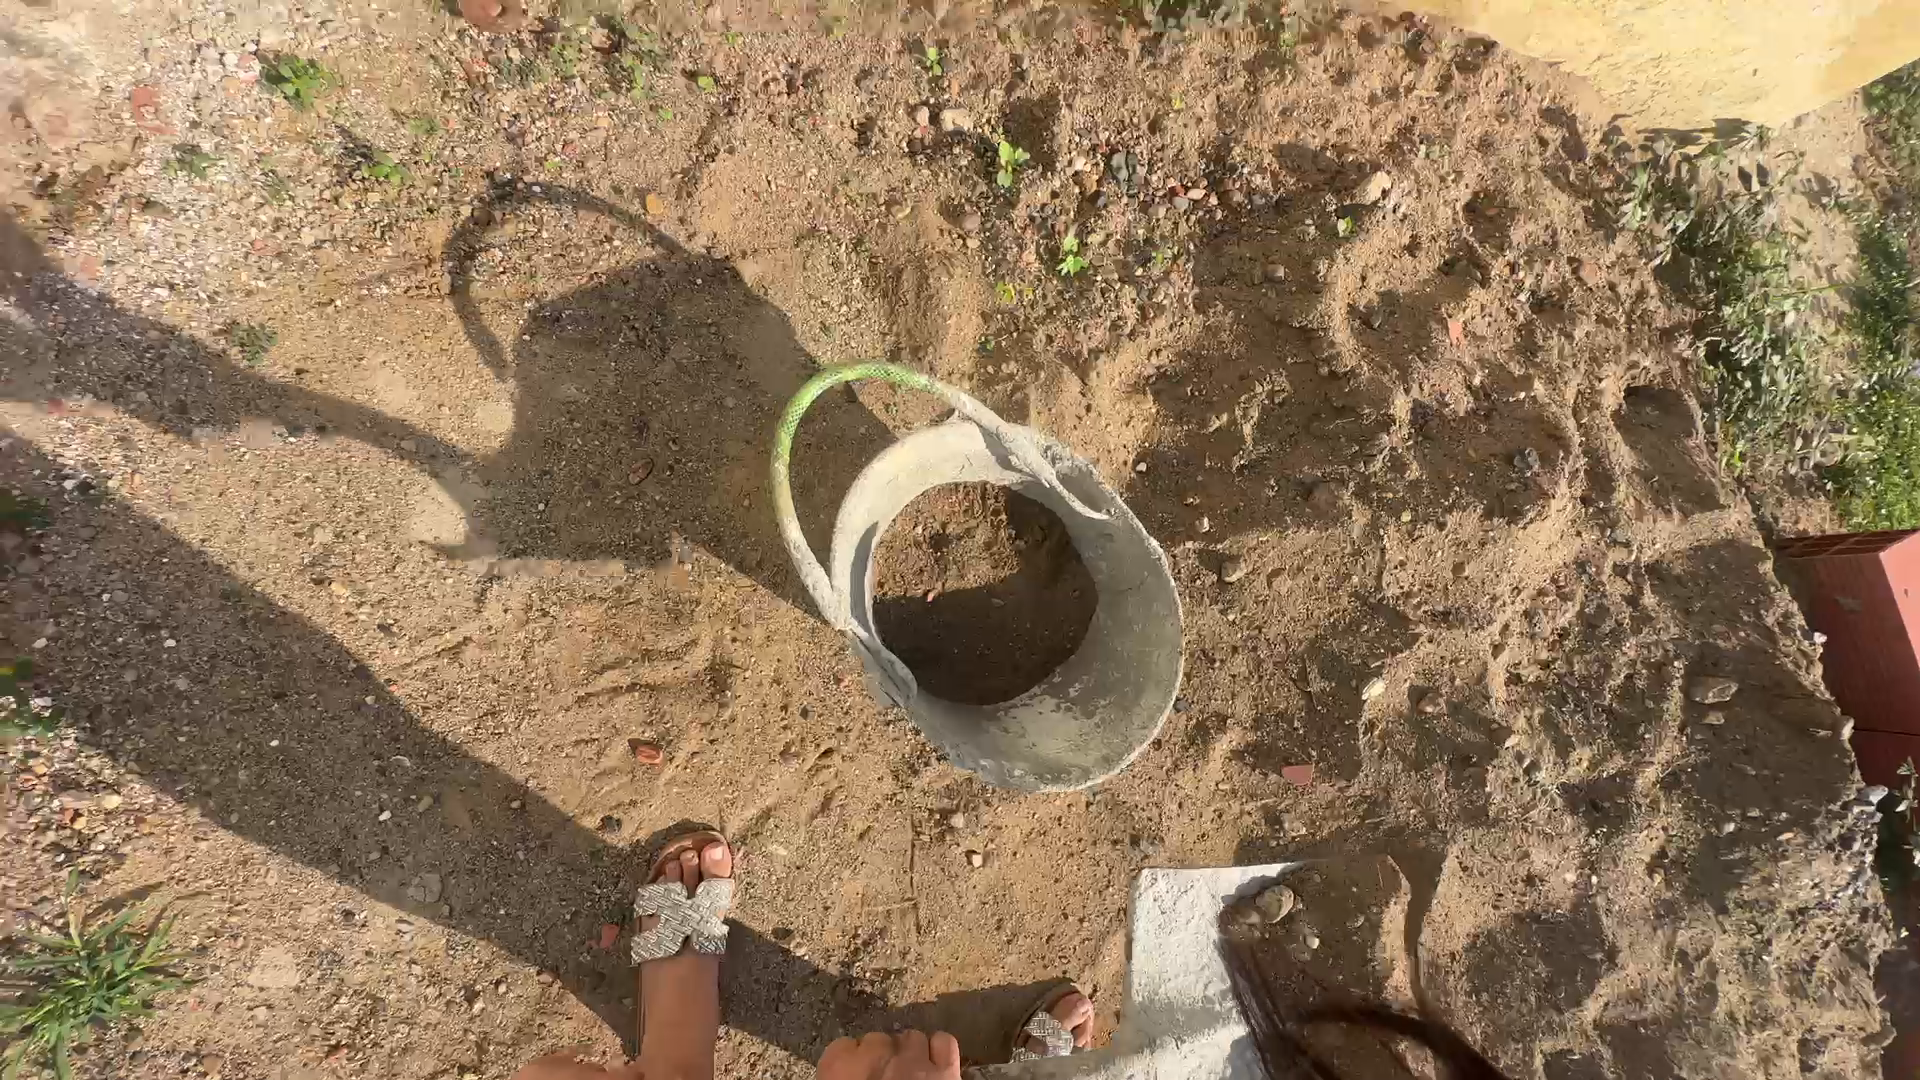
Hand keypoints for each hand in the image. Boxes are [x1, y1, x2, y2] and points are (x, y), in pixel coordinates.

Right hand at [818, 1030, 961, 1079]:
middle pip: (877, 1040)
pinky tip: (935, 1064)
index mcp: (840, 1069)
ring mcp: (915, 1062)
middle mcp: (877, 1056)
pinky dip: (940, 1052)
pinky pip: (944, 1044)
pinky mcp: (946, 1073)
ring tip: (909, 1071)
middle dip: (881, 1056)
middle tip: (882, 1077)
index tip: (851, 1073)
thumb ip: (839, 1074)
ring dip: (910, 1052)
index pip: (840, 1048)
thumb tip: (843, 1070)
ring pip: (911, 1037)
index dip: (848, 1062)